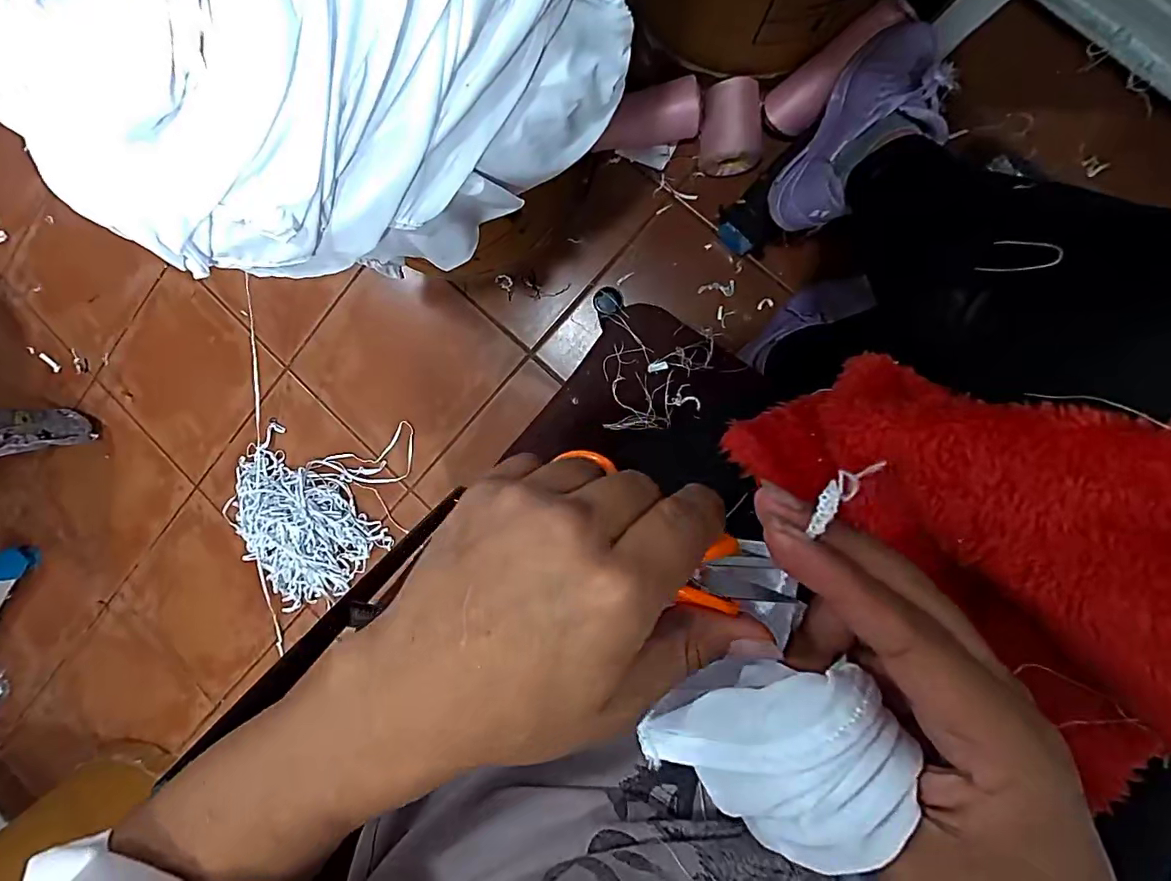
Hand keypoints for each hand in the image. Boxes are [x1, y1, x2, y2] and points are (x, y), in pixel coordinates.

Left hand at [113, 457, 763, 880]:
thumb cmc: (523, 706)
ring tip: (573, 540)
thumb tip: (756, 629)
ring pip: (599, 469)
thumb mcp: (617, 699)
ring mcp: (530, 499)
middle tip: (621, 554)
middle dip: (647, 516)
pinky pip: (547, 463)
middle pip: (647, 486)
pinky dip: (553, 488)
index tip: (694, 531)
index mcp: (621, 587)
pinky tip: (534, 527)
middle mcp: (580, 529)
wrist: (414, 687)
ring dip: (599, 498)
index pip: (691, 515)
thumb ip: (690, 648)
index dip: (703, 517)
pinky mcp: (491, 485)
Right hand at [758, 485, 1113, 880]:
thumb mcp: (911, 861)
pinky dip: (841, 625)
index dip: (838, 577)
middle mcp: (990, 686)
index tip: (782, 531)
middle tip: (772, 507)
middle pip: (906, 591)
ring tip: (787, 657)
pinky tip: (808, 651)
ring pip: (894, 605)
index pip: (907, 632)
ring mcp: (971, 685)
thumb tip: (781, 702)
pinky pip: (887, 637)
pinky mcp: (948, 693)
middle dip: (836, 543)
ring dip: (832, 599)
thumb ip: (842, 775)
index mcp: (997, 728)